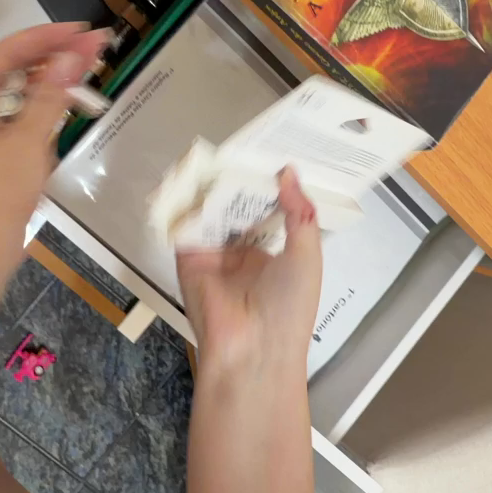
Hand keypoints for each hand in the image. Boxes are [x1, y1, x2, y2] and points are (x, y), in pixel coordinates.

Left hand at [0, 23, 108, 272]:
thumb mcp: (27, 141)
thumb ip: (50, 96)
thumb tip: (71, 57)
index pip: (7, 53)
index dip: (44, 37)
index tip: (79, 33)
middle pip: (14, 71)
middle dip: (53, 57)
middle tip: (92, 48)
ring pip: (20, 97)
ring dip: (52, 83)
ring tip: (86, 71)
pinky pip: (22, 122)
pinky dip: (45, 111)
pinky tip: (66, 109)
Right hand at [174, 168, 321, 374]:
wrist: (253, 348)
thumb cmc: (289, 306)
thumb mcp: (307, 256)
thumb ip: (299, 212)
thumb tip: (289, 172)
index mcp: (272, 250)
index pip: (266, 208)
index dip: (268, 183)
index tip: (270, 154)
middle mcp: (240, 248)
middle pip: (235, 205)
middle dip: (237, 179)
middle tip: (240, 144)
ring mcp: (212, 251)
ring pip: (209, 209)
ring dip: (210, 185)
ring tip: (216, 152)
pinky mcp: (187, 255)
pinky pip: (184, 223)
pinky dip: (184, 199)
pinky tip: (191, 175)